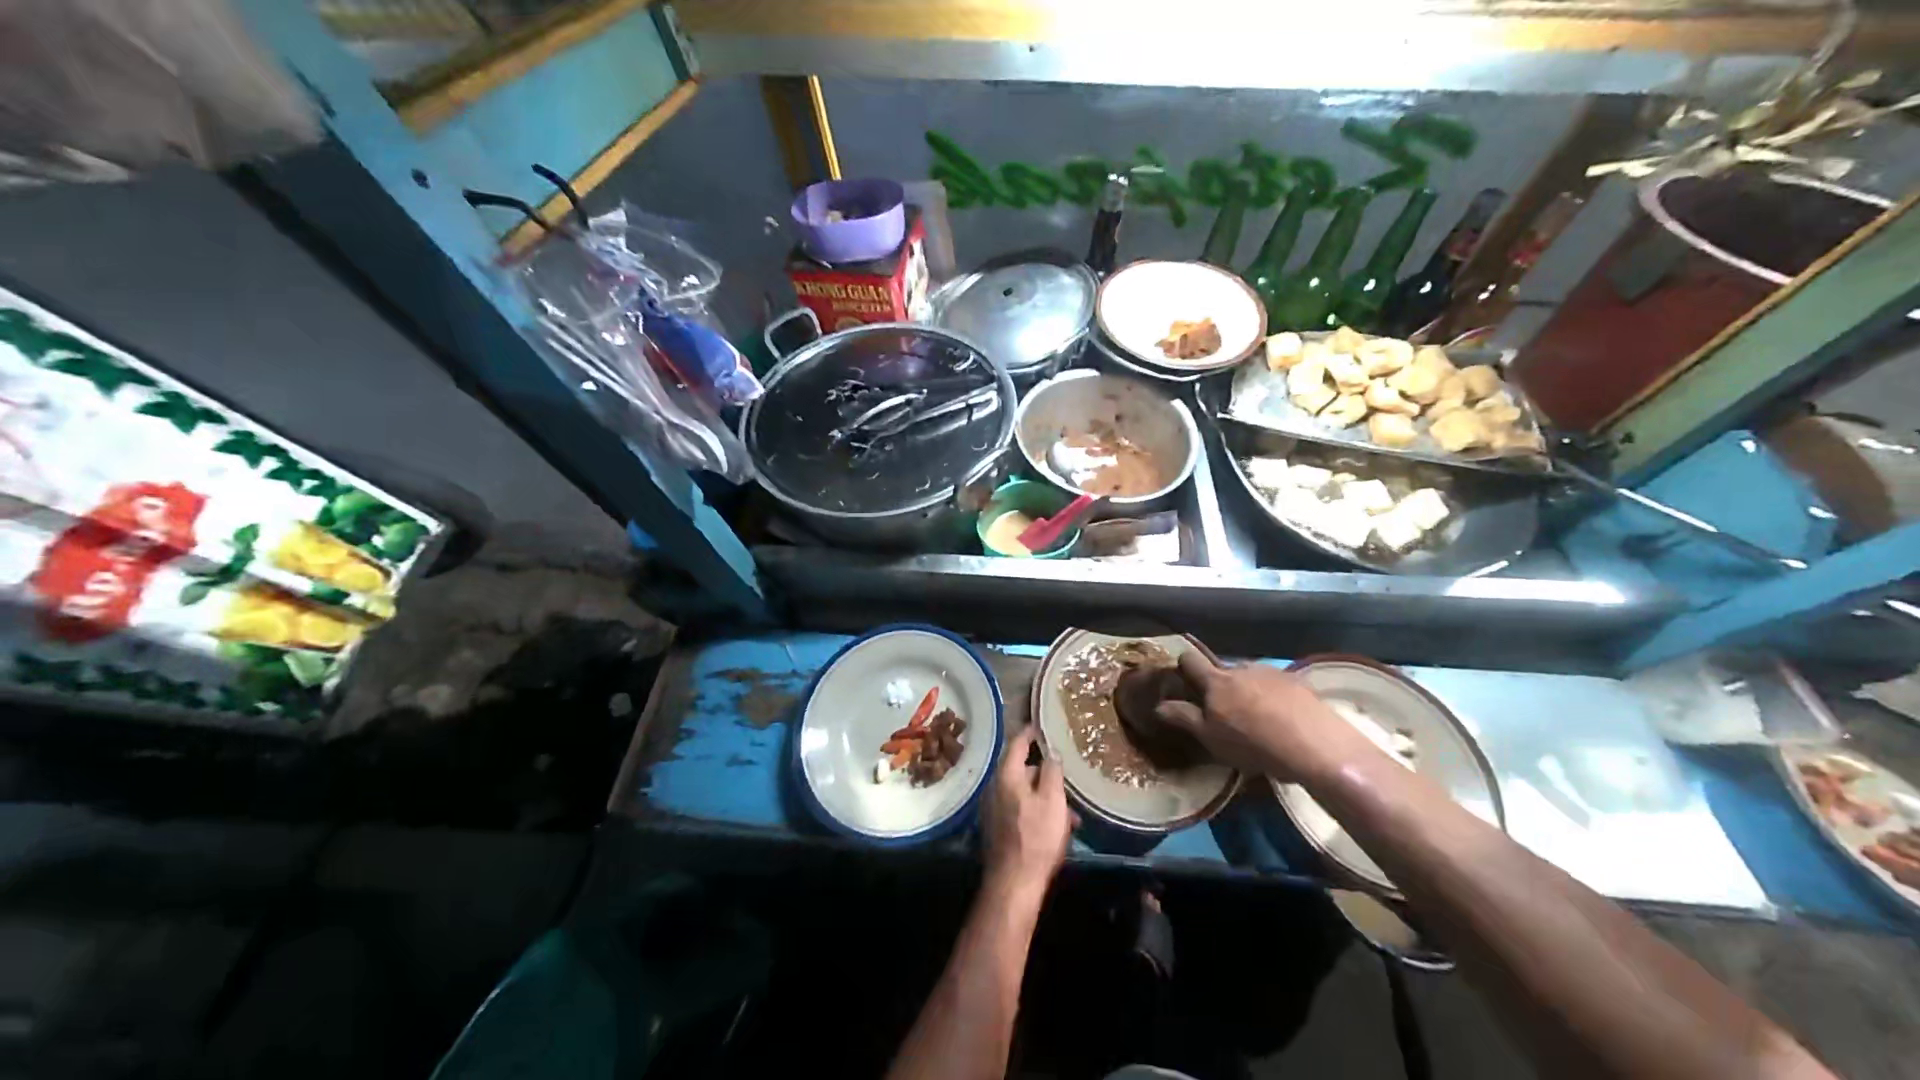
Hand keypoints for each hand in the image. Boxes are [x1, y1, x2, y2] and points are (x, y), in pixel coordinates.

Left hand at [981, 728, 1072, 896]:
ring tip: (1069, 813)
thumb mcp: (1053, 801)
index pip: (1017, 743)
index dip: (1030, 733)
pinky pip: (1018, 808)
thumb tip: (1051, 752)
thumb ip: (1052, 772)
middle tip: (1065, 777)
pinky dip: (1035, 810)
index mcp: (1006, 776)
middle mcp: (994, 787)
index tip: (1042, 726)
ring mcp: (992, 808)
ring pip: (1022, 791)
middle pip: (1020, 769)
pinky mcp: (996, 827)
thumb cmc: (1036, 838)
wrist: (1014, 883)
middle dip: (1044, 773)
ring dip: (1044, 796)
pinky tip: (1055, 827)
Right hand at [1153, 650, 1377, 782]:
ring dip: (1248, 691)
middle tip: (1226, 713)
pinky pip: (1276, 685)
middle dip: (1220, 686)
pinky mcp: (1299, 682)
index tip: (1184, 682)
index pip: (1189, 660)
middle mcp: (1241, 668)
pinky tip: (1282, 719)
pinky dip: (1273, 697)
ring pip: (1250, 678)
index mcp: (1215, 681)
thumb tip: (1158, 705)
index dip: (1183, 667)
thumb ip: (1184, 718)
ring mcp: (1272, 672)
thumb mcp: (1211, 738)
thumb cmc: (1253, 744)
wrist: (1317, 746)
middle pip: (1222, 671)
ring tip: (1258, 719)